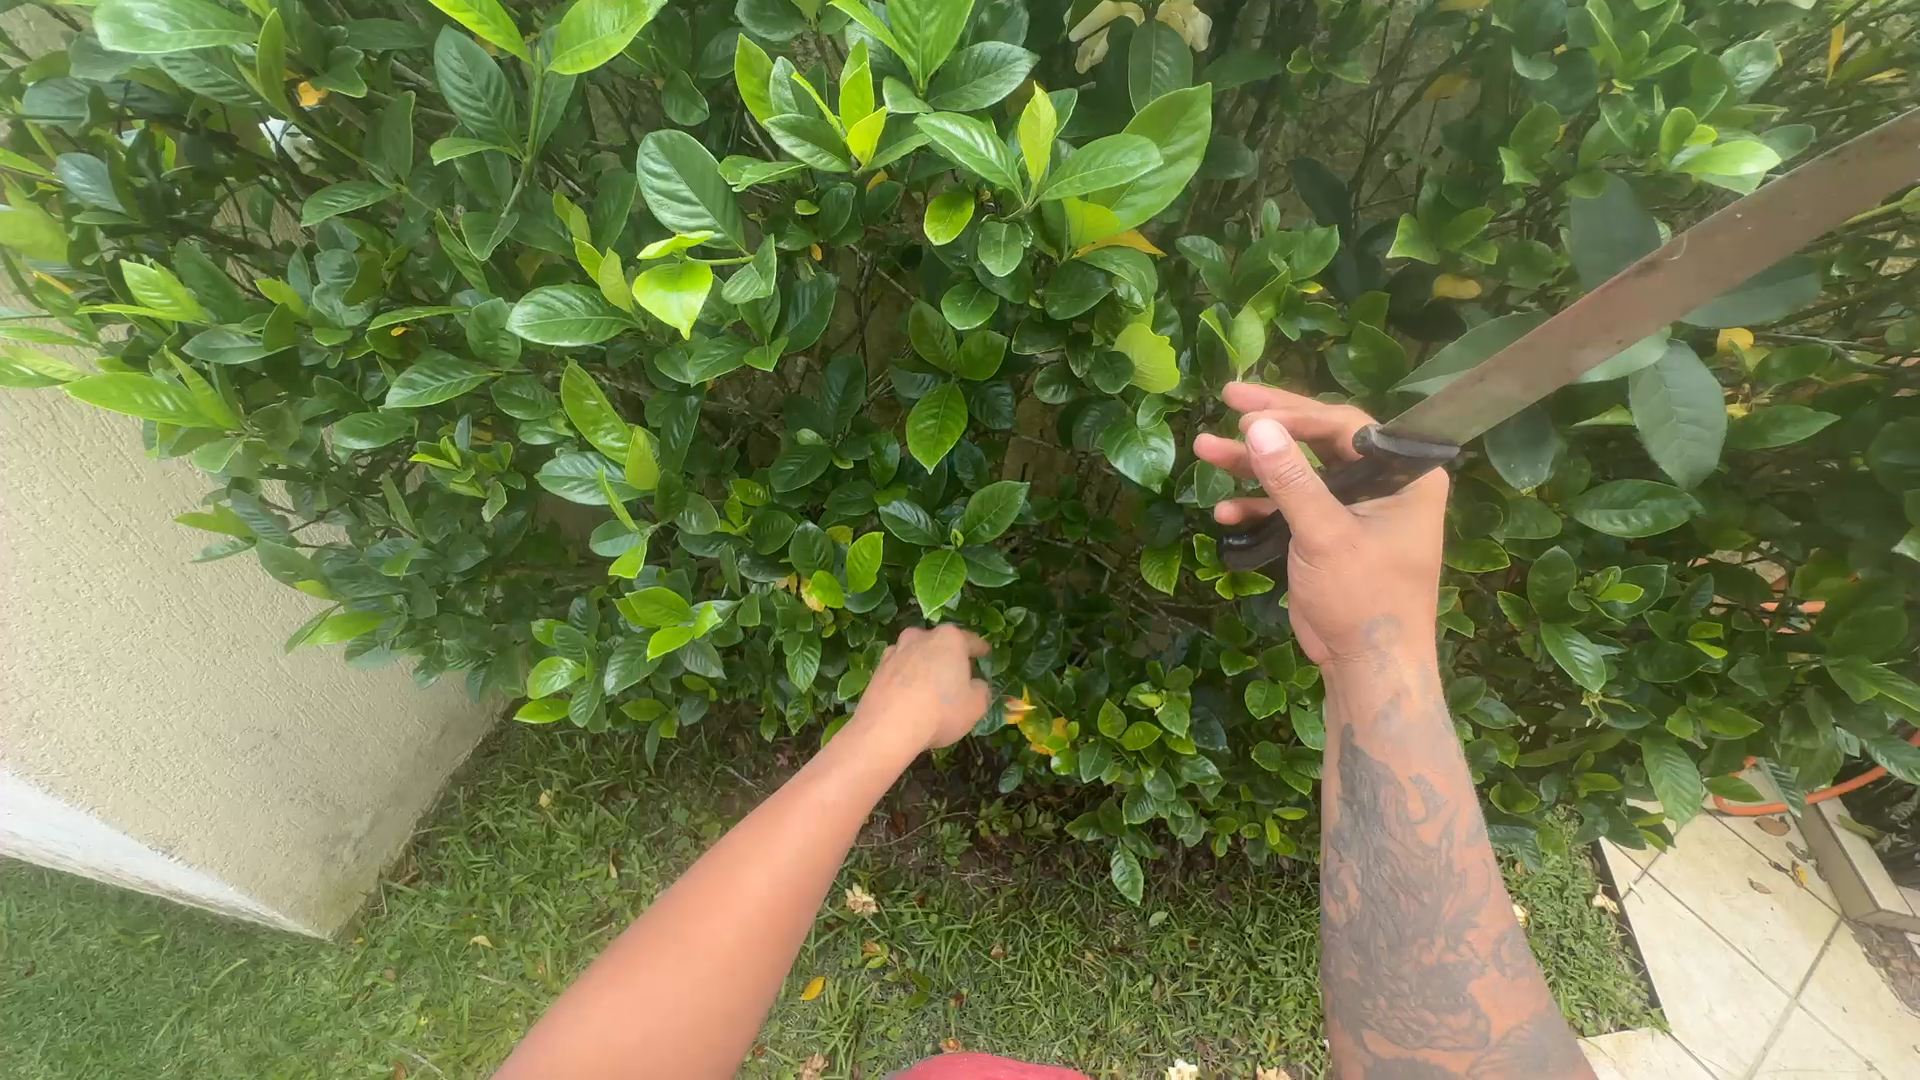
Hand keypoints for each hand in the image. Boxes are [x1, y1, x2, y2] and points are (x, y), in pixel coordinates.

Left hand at [849, 624, 991, 751]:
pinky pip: (899, 668)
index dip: (980, 649)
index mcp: (950, 639)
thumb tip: (975, 685)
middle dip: (949, 654)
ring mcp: (896, 651)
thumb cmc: (940, 712)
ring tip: (929, 683)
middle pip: (941, 642)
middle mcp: (921, 637)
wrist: (887, 728)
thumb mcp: (976, 706)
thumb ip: (981, 690)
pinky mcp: (878, 668)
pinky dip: (905, 676)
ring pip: (917, 652)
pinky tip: (908, 693)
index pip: (971, 641)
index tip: (985, 653)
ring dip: (924, 662)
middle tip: (957, 673)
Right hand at [1193, 382, 1448, 668]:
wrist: (1366, 665)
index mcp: (1402, 476)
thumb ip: (1290, 479)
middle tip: (1227, 398)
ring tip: (1203, 450)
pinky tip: (1225, 513)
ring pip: (1296, 474)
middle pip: (1317, 441)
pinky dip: (1258, 508)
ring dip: (1251, 467)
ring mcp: (1350, 510)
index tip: (1245, 414)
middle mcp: (1380, 485)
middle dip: (1269, 426)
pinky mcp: (1326, 535)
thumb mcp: (1324, 533)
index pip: (1343, 426)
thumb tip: (1255, 426)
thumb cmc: (1363, 597)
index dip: (1292, 415)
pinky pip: (1288, 508)